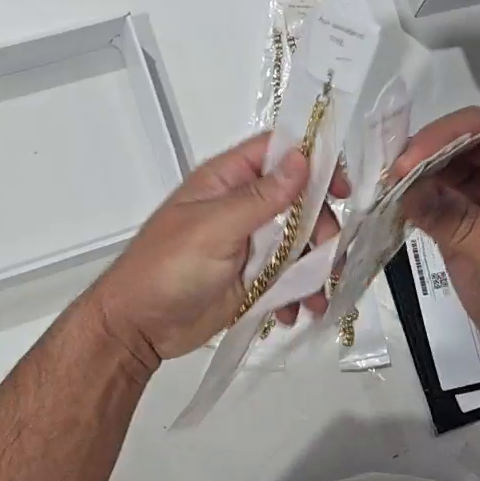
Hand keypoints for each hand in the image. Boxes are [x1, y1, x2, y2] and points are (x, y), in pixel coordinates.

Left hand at [89, 131, 347, 377]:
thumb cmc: (166, 269)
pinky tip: (295, 312)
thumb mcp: (215, 227)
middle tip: (330, 252)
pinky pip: (289, 277)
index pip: (277, 152)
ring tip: (320, 295)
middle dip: (321, 226)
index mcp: (226, 181)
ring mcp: (248, 244)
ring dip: (316, 266)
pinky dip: (299, 293)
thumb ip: (261, 197)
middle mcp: (241, 207)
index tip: (341, 187)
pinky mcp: (252, 278)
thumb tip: (301, 159)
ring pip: (299, 242)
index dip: (313, 160)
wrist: (137, 328)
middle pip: (299, 201)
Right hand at [391, 107, 479, 384]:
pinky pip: (424, 203)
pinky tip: (379, 212)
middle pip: (450, 145)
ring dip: (402, 179)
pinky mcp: (456, 230)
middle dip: (413, 155)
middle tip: (375, 181)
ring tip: (369, 194)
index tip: (402, 166)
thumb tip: (403, 184)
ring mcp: (477, 203)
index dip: (439, 137)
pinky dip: (401, 204)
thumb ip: (457, 220)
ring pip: (432, 172)